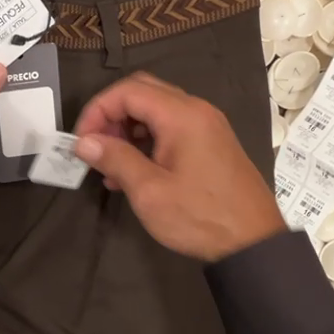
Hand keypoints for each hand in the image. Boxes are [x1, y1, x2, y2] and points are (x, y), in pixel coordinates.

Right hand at [73, 73, 283, 260]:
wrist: (252, 242)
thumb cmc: (199, 217)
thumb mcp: (149, 191)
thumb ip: (115, 159)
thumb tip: (84, 142)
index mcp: (182, 115)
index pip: (128, 91)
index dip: (98, 110)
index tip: (81, 141)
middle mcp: (197, 111)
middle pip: (143, 93)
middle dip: (111, 115)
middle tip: (94, 147)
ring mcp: (207, 126)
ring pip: (157, 111)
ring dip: (128, 129)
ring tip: (109, 165)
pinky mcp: (211, 144)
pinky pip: (172, 129)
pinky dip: (147, 140)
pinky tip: (132, 171)